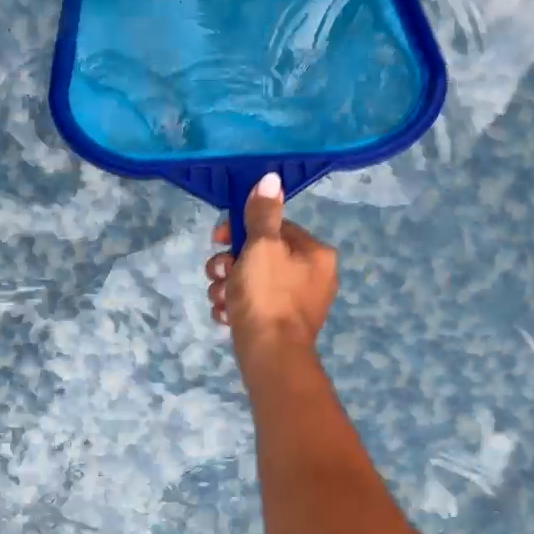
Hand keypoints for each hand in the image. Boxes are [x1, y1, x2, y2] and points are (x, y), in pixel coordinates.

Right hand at [205, 173, 337, 357]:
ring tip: (220, 300)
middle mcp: (314, 276)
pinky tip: (227, 315)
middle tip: (219, 275)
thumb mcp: (261, 247)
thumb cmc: (267, 295)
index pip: (274, 228)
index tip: (218, 240)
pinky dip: (236, 307)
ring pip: (252, 281)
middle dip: (230, 265)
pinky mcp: (282, 325)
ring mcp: (298, 303)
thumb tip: (271, 178)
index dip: (241, 231)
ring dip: (227, 287)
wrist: (270, 354)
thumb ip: (263, 213)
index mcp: (316, 254)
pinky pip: (254, 305)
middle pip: (260, 256)